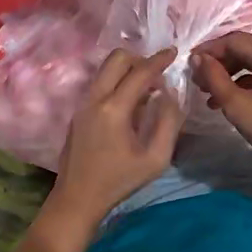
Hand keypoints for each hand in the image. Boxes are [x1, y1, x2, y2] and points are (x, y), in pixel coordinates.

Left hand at [48, 48, 184, 220]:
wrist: (77, 198)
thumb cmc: (119, 181)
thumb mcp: (155, 159)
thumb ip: (168, 123)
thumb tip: (171, 96)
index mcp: (114, 109)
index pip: (139, 72)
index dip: (159, 60)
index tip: (174, 53)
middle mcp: (94, 99)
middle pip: (116, 59)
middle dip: (139, 59)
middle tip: (157, 74)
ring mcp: (82, 104)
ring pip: (105, 70)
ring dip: (127, 71)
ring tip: (147, 90)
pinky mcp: (77, 112)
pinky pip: (99, 85)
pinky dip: (116, 83)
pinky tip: (130, 105)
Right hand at [192, 32, 251, 178]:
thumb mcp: (239, 107)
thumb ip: (215, 79)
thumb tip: (196, 58)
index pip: (235, 40)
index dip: (209, 50)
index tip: (189, 64)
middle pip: (247, 49)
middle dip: (220, 64)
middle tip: (198, 83)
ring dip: (233, 75)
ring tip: (211, 96)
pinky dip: (251, 82)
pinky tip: (234, 100)